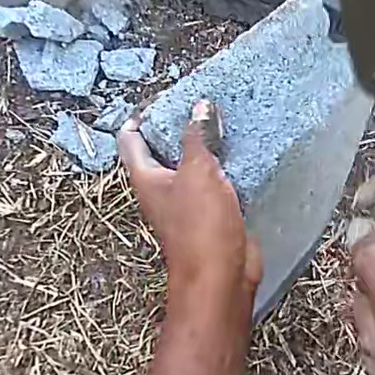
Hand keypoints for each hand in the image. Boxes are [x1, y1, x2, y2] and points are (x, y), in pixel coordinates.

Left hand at [118, 100, 263, 309]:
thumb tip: (201, 107)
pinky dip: (226, 167)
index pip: (132, 139)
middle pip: (164, 150)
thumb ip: (198, 136)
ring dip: (207, 147)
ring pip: (193, 166)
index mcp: (146, 178)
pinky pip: (217, 183)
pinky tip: (242, 152)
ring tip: (225, 120)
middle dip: (180, 126)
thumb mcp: (197, 171)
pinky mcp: (214, 214)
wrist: (221, 276)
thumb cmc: (200, 225)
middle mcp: (163, 189)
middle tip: (202, 104)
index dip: (142, 116)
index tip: (166, 98)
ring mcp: (188, 203)